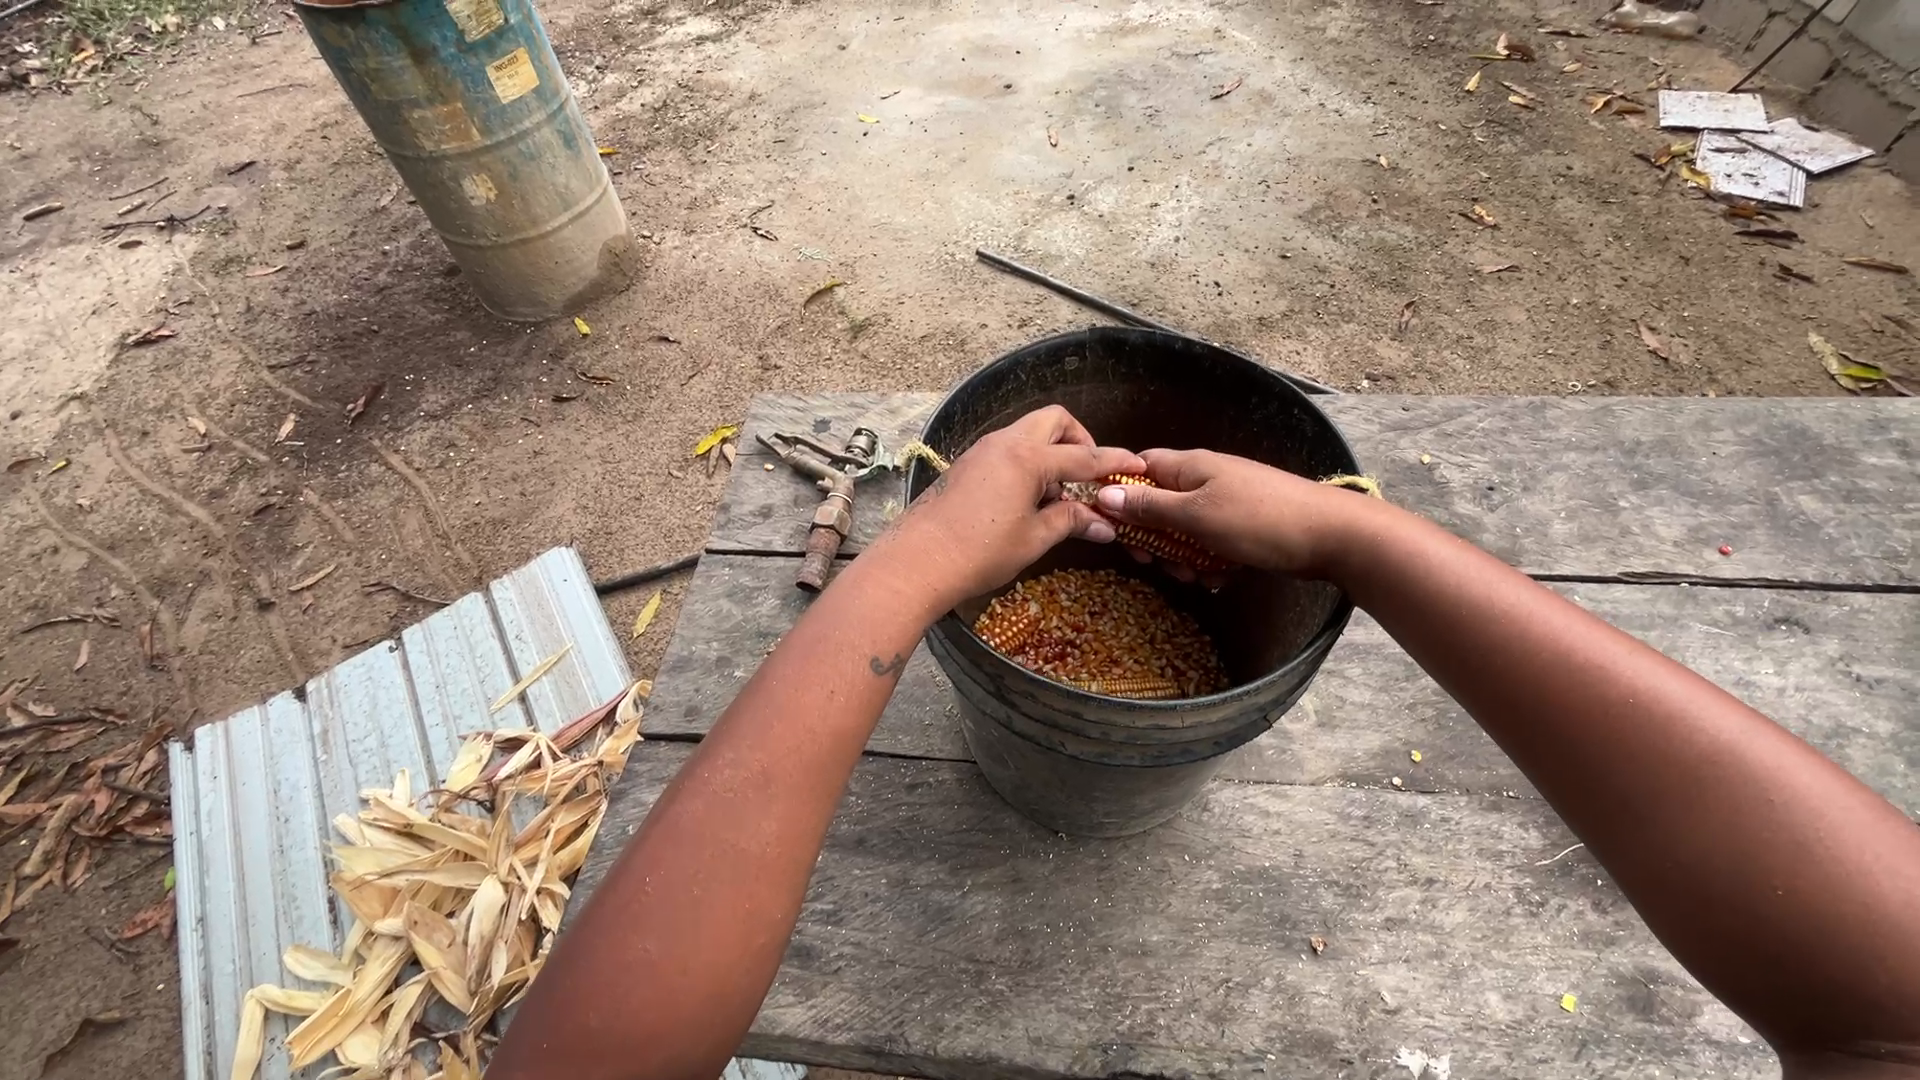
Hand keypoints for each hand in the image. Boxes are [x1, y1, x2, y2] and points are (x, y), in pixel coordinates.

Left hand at [874, 406, 1143, 608]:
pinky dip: (1027, 462)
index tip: (1136, 464)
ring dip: (1051, 451)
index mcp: (1027, 458)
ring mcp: (981, 451)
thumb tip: (1103, 524)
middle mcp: (1004, 443)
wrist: (916, 561)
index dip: (1112, 462)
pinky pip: (1006, 449)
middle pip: (1053, 421)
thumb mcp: (1033, 539)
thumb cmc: (979, 552)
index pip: (1083, 455)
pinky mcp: (966, 465)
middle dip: (1079, 439)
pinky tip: (1029, 497)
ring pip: (1027, 433)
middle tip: (1089, 473)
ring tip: (1059, 491)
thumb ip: (1069, 522)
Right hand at [1094, 448, 1370, 577]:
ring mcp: (1225, 501)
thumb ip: (1149, 506)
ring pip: (1182, 529)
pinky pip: (1210, 542)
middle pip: (1156, 503)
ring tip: (1195, 575)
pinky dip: (1208, 560)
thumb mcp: (1195, 515)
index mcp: (1188, 466)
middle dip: (1151, 536)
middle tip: (1154, 562)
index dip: (1119, 493)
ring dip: (1181, 555)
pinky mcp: (1242, 525)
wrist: (1333, 536)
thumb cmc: (1258, 520)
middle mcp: (1203, 478)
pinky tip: (1220, 578)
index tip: (1112, 525)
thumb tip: (1102, 493)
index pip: (1137, 468)